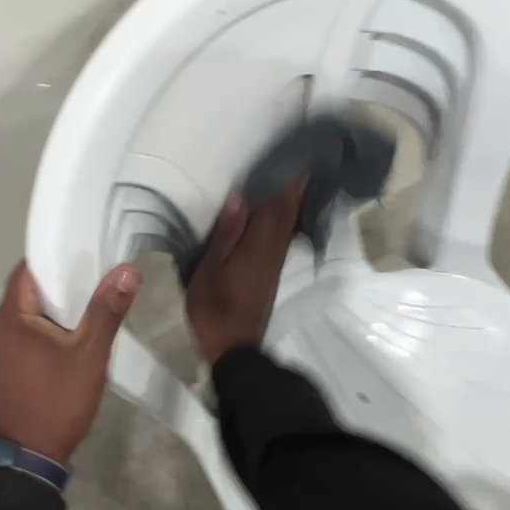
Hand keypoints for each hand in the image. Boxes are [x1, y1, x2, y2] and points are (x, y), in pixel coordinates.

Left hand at [0, 260, 140, 462]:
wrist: (30, 459)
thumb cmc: (56, 400)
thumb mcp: (89, 353)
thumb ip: (106, 310)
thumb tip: (127, 269)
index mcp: (10, 316)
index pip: (29, 268)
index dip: (56, 255)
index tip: (86, 250)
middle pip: (29, 290)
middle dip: (63, 281)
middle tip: (98, 273)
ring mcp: (1, 350)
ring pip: (31, 314)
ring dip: (58, 307)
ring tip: (93, 299)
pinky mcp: (8, 367)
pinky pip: (29, 333)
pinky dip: (50, 327)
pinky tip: (76, 332)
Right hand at [185, 178, 304, 364]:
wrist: (233, 352)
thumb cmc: (215, 309)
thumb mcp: (211, 270)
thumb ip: (226, 233)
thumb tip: (240, 196)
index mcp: (259, 246)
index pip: (280, 206)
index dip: (290, 182)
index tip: (299, 157)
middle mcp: (273, 252)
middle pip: (287, 214)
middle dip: (292, 188)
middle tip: (294, 161)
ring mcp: (273, 266)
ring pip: (285, 227)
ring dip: (287, 204)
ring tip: (283, 180)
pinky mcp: (268, 277)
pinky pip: (278, 239)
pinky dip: (278, 222)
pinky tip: (269, 217)